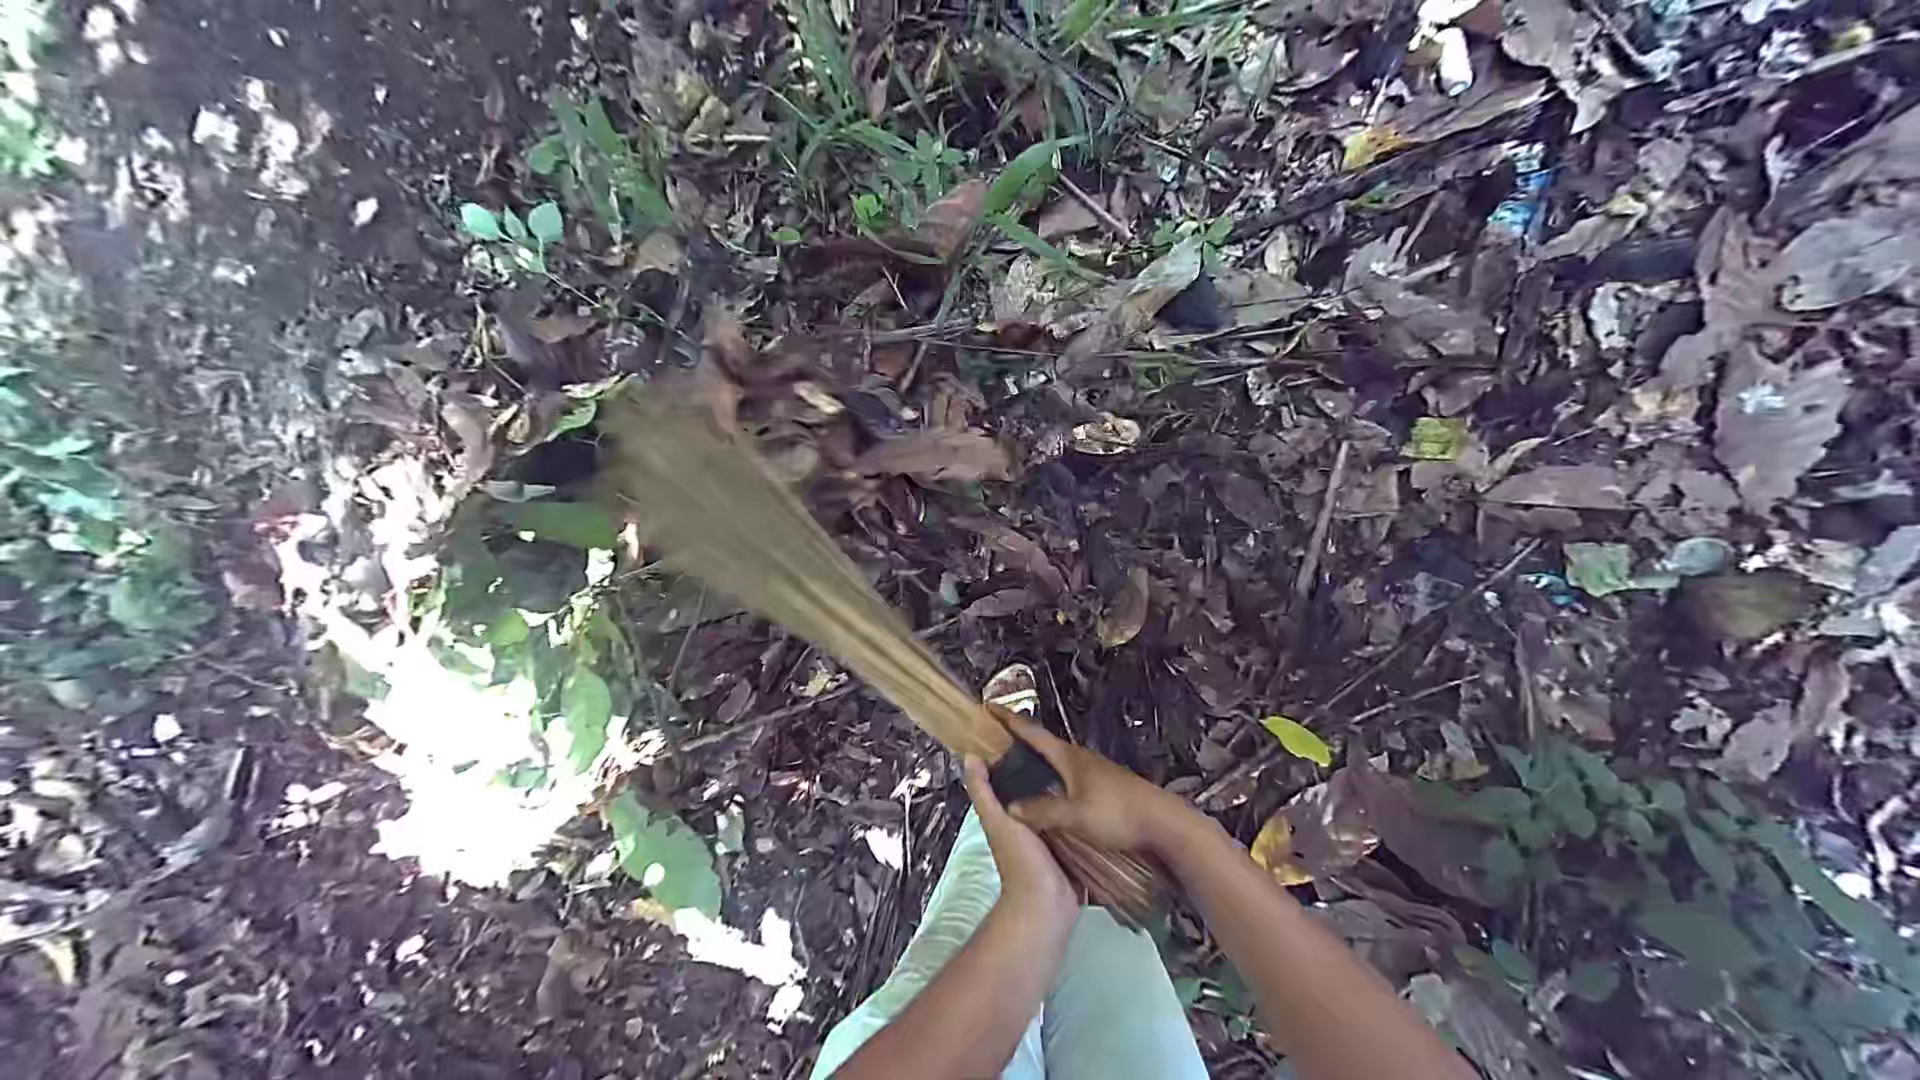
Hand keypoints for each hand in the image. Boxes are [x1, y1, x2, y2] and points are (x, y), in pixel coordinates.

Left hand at [961, 754, 1077, 927]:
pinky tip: (1094, 793)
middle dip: (1050, 773)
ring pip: (1058, 804)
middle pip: (1038, 790)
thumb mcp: (996, 819)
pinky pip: (1075, 822)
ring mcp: (1052, 834)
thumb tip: (969, 754)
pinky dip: (1080, 810)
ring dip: (1068, 790)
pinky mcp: (1071, 845)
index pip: (1012, 779)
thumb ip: (982, 790)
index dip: (1019, 759)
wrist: (1046, 903)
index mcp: (1009, 813)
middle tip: (1068, 748)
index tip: (1032, 734)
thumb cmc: (1018, 858)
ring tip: (1085, 763)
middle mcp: (1029, 821)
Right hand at [993, 709, 1201, 858]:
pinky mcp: (1105, 784)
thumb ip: (1042, 811)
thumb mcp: (1075, 816)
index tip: (989, 706)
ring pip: (1057, 761)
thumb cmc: (1118, 813)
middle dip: (1020, 740)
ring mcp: (1095, 770)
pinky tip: (1049, 792)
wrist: (1164, 823)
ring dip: (1037, 760)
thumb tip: (1011, 807)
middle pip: (1044, 743)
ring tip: (1018, 768)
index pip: (1032, 732)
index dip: (1009, 720)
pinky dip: (1052, 776)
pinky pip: (1068, 774)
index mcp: (1069, 757)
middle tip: (997, 741)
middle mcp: (1080, 757)